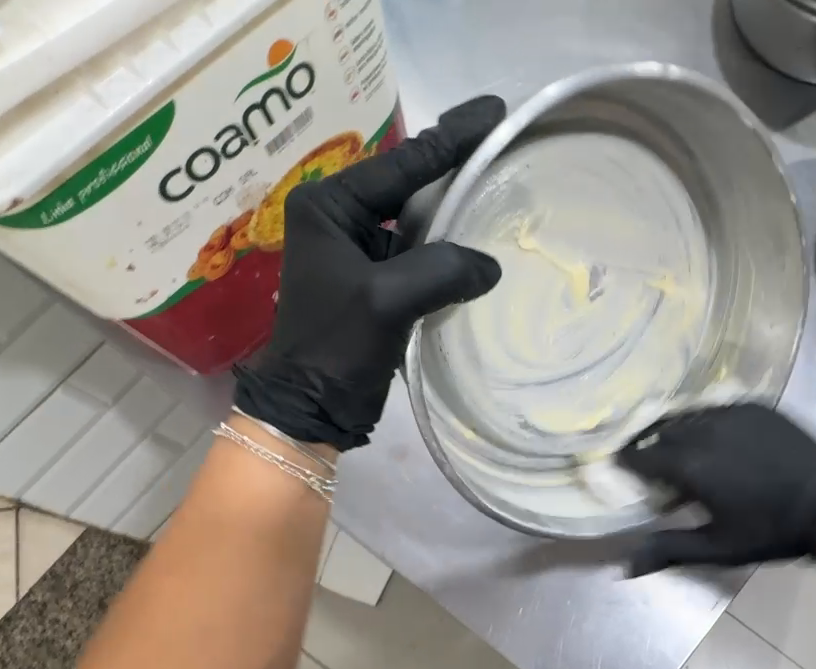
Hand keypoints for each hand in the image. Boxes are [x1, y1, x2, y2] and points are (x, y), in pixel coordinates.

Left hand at [232, 96, 507, 450]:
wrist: (313, 407)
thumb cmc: (335, 347)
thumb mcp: (387, 301)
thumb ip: (441, 271)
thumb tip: (490, 265)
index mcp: (330, 208)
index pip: (401, 165)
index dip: (450, 140)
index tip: (492, 113)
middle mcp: (343, 222)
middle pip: (410, 187)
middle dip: (455, 170)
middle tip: (502, 145)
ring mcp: (362, 256)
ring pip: (419, 224)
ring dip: (456, 214)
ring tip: (501, 191)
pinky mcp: (380, 288)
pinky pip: (424, 259)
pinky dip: (452, 254)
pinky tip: (483, 249)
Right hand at [616, 403, 815, 575]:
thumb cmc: (770, 530)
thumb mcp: (718, 547)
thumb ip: (669, 550)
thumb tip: (626, 567)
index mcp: (689, 465)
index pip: (642, 456)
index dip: (627, 463)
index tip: (620, 470)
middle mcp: (704, 430)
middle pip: (663, 432)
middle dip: (651, 445)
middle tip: (650, 464)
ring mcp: (731, 414)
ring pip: (689, 416)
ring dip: (677, 431)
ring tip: (677, 448)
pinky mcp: (754, 407)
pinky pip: (716, 410)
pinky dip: (705, 422)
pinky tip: (712, 438)